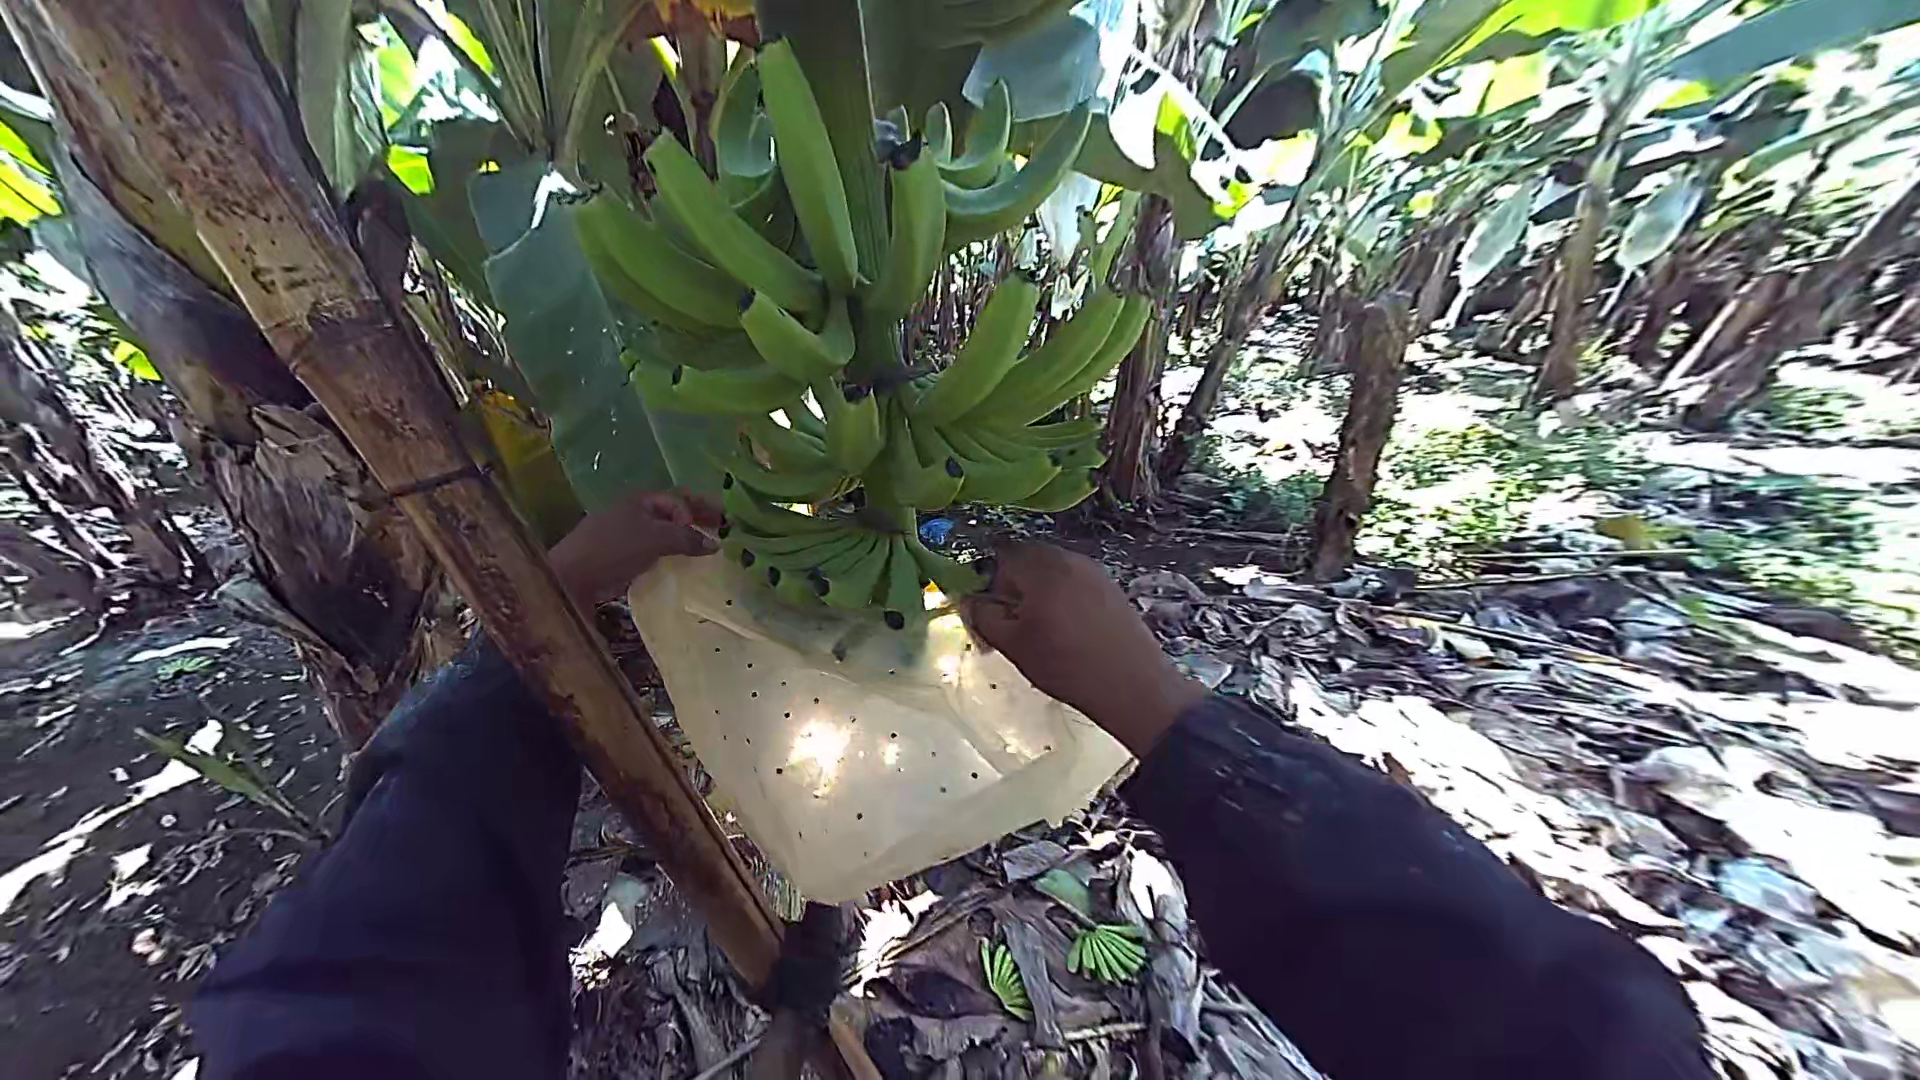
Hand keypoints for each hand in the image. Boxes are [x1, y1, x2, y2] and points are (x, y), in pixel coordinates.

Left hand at [547, 490, 719, 606]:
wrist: (569, 578)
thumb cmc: (613, 550)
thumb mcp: (656, 539)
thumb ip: (688, 538)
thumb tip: (715, 545)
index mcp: (642, 500)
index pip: (682, 498)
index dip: (702, 510)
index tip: (719, 527)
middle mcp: (635, 511)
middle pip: (675, 511)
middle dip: (700, 520)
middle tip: (724, 531)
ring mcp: (626, 532)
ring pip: (666, 530)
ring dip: (687, 537)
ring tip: (706, 549)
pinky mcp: (622, 553)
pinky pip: (656, 547)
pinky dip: (673, 551)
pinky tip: (681, 563)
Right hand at [962, 543, 1202, 755]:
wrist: (1133, 685)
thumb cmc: (1066, 665)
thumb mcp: (1013, 645)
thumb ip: (983, 616)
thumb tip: (969, 599)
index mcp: (1041, 566)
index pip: (999, 555)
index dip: (987, 581)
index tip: (989, 612)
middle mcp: (1068, 558)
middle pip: (1027, 558)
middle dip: (1013, 584)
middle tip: (1011, 621)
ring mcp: (1093, 570)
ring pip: (1050, 570)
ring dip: (1037, 590)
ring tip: (1040, 628)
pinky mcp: (1110, 585)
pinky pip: (1073, 580)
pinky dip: (1061, 596)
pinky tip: (1067, 629)